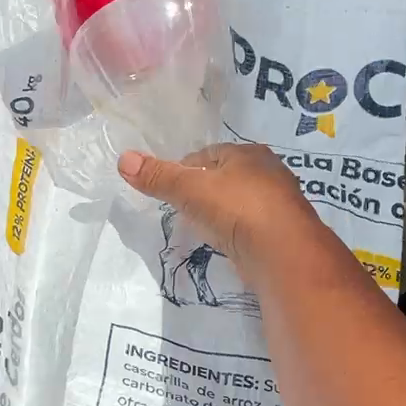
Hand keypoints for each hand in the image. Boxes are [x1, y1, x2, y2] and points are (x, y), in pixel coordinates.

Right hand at [118, 143, 363, 293]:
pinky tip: (223, 242)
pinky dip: (234, 230)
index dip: (183, 169)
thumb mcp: (189, 189)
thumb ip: (158, 177)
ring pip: (238, 201)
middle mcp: (267, 172)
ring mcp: (277, 203)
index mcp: (247, 153)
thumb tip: (123, 159)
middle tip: (180, 207)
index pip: (207, 154)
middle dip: (202, 189)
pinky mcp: (281, 231)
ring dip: (219, 211)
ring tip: (199, 226)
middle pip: (224, 177)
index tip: (167, 187)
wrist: (282, 252)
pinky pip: (249, 225)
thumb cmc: (236, 209)